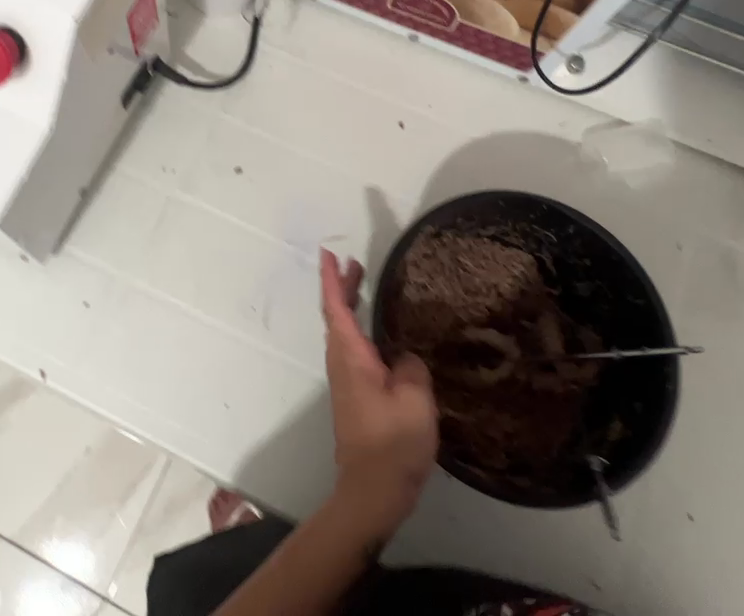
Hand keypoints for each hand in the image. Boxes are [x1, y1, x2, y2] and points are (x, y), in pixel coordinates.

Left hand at [318, 249, 437, 542]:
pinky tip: (378, 332)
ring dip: (349, 305)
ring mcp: (346, 380)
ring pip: (342, 332)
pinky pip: (352, 349)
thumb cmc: (393, 442)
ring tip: (363, 284)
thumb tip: (403, 357)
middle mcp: (342, 363)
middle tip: (354, 261)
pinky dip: (358, 328)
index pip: (337, 307)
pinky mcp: (354, 395)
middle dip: (343, 286)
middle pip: (336, 316)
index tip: (328, 253)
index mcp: (352, 357)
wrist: (372, 489)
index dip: (333, 279)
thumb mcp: (415, 400)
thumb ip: (411, 367)